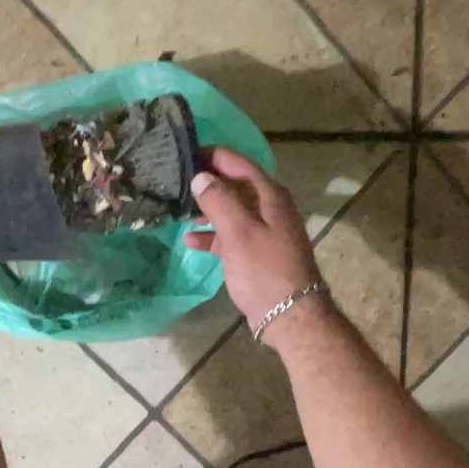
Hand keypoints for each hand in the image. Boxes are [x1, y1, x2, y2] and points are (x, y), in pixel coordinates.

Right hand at [183, 148, 324, 339]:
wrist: (289, 314)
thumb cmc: (264, 271)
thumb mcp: (239, 233)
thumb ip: (219, 201)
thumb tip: (201, 177)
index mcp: (271, 196)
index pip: (240, 164)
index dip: (215, 156)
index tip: (187, 153)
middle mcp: (271, 209)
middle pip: (237, 186)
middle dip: (209, 183)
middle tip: (178, 182)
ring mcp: (266, 232)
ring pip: (233, 211)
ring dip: (209, 210)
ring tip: (181, 210)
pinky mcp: (259, 254)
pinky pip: (233, 236)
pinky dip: (214, 236)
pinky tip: (192, 240)